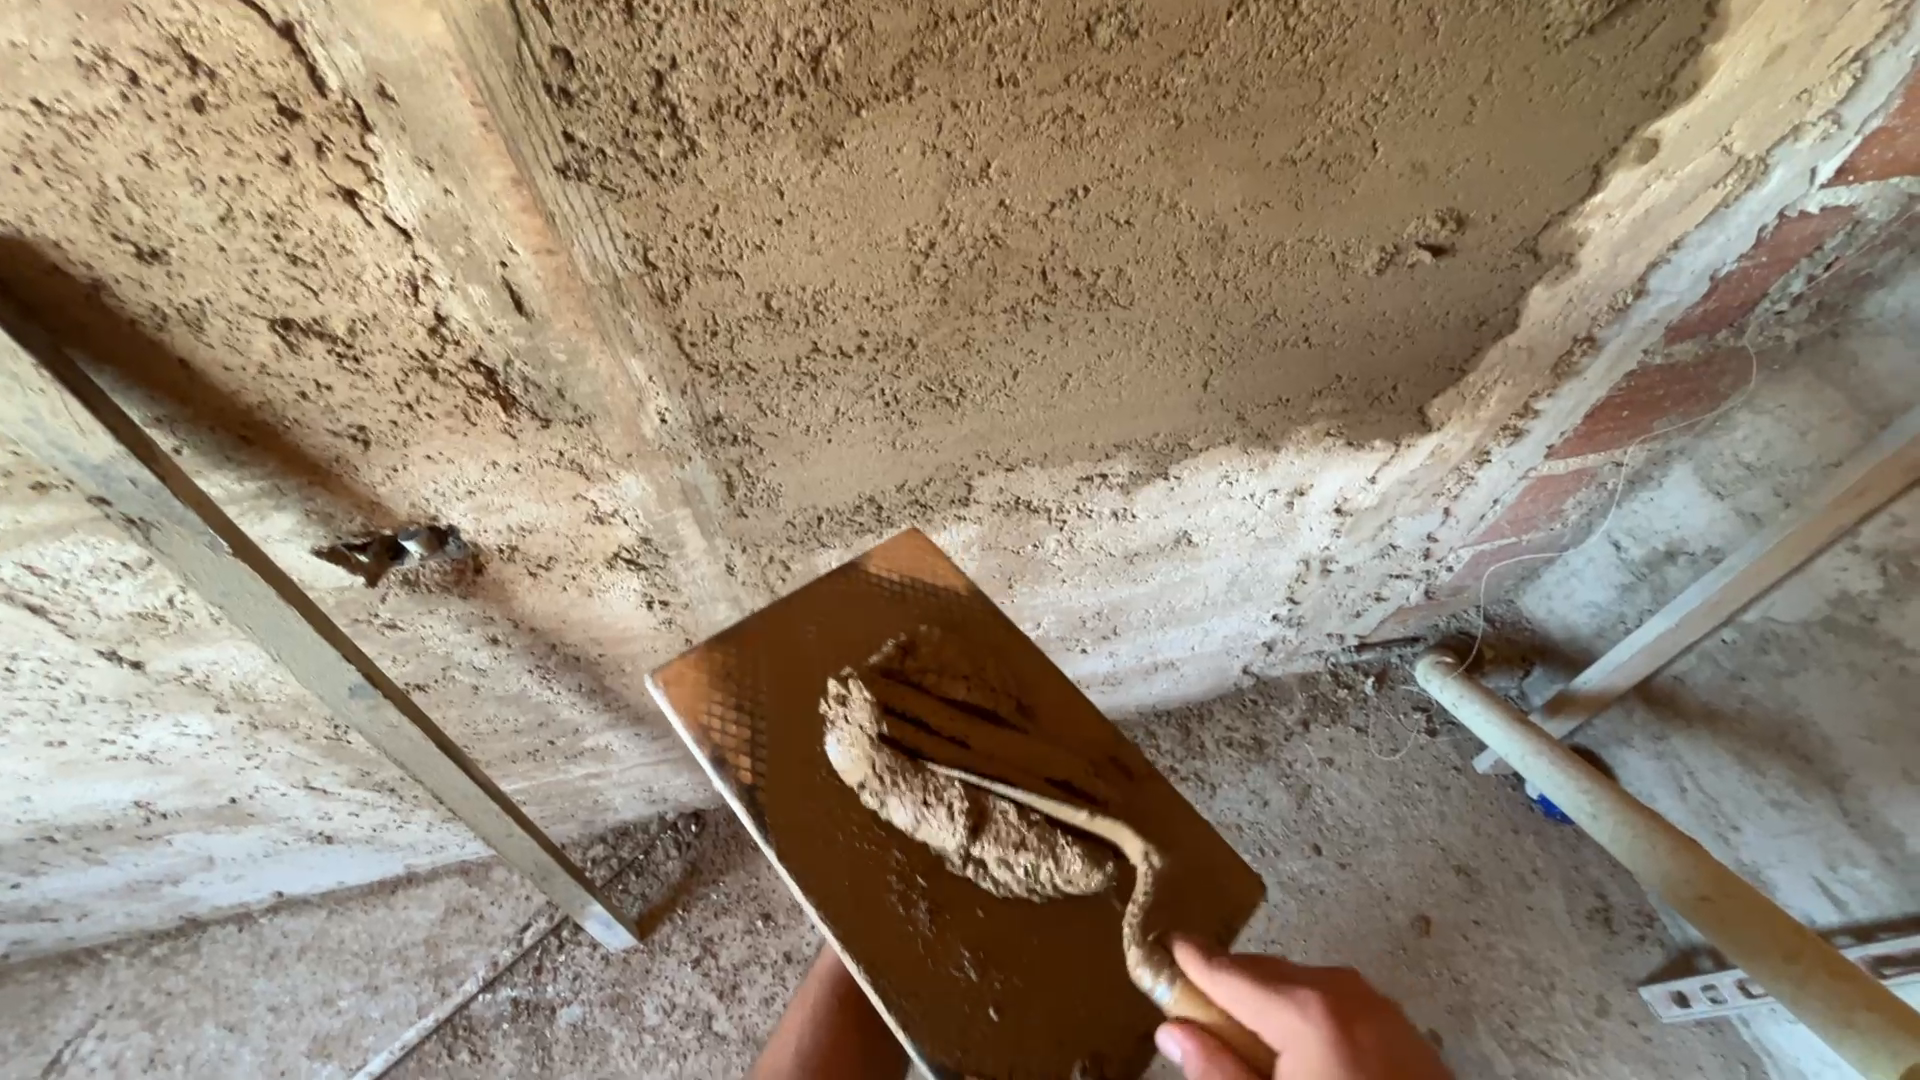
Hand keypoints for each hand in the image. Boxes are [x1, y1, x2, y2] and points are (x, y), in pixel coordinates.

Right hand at [1155, 938, 1451, 1079]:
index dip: (1192, 959)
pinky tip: (1301, 1047)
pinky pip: (1338, 1001)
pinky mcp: (1405, 1029)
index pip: (1228, 972)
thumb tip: (1173, 1032)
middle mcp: (1343, 993)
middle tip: (1200, 1004)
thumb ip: (1218, 1072)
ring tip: (1251, 1034)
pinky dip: (1308, 1011)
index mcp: (1306, 1013)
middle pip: (1263, 971)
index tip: (1167, 943)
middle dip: (1230, 982)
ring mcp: (1379, 1008)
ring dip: (1269, 997)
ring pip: (1301, 983)